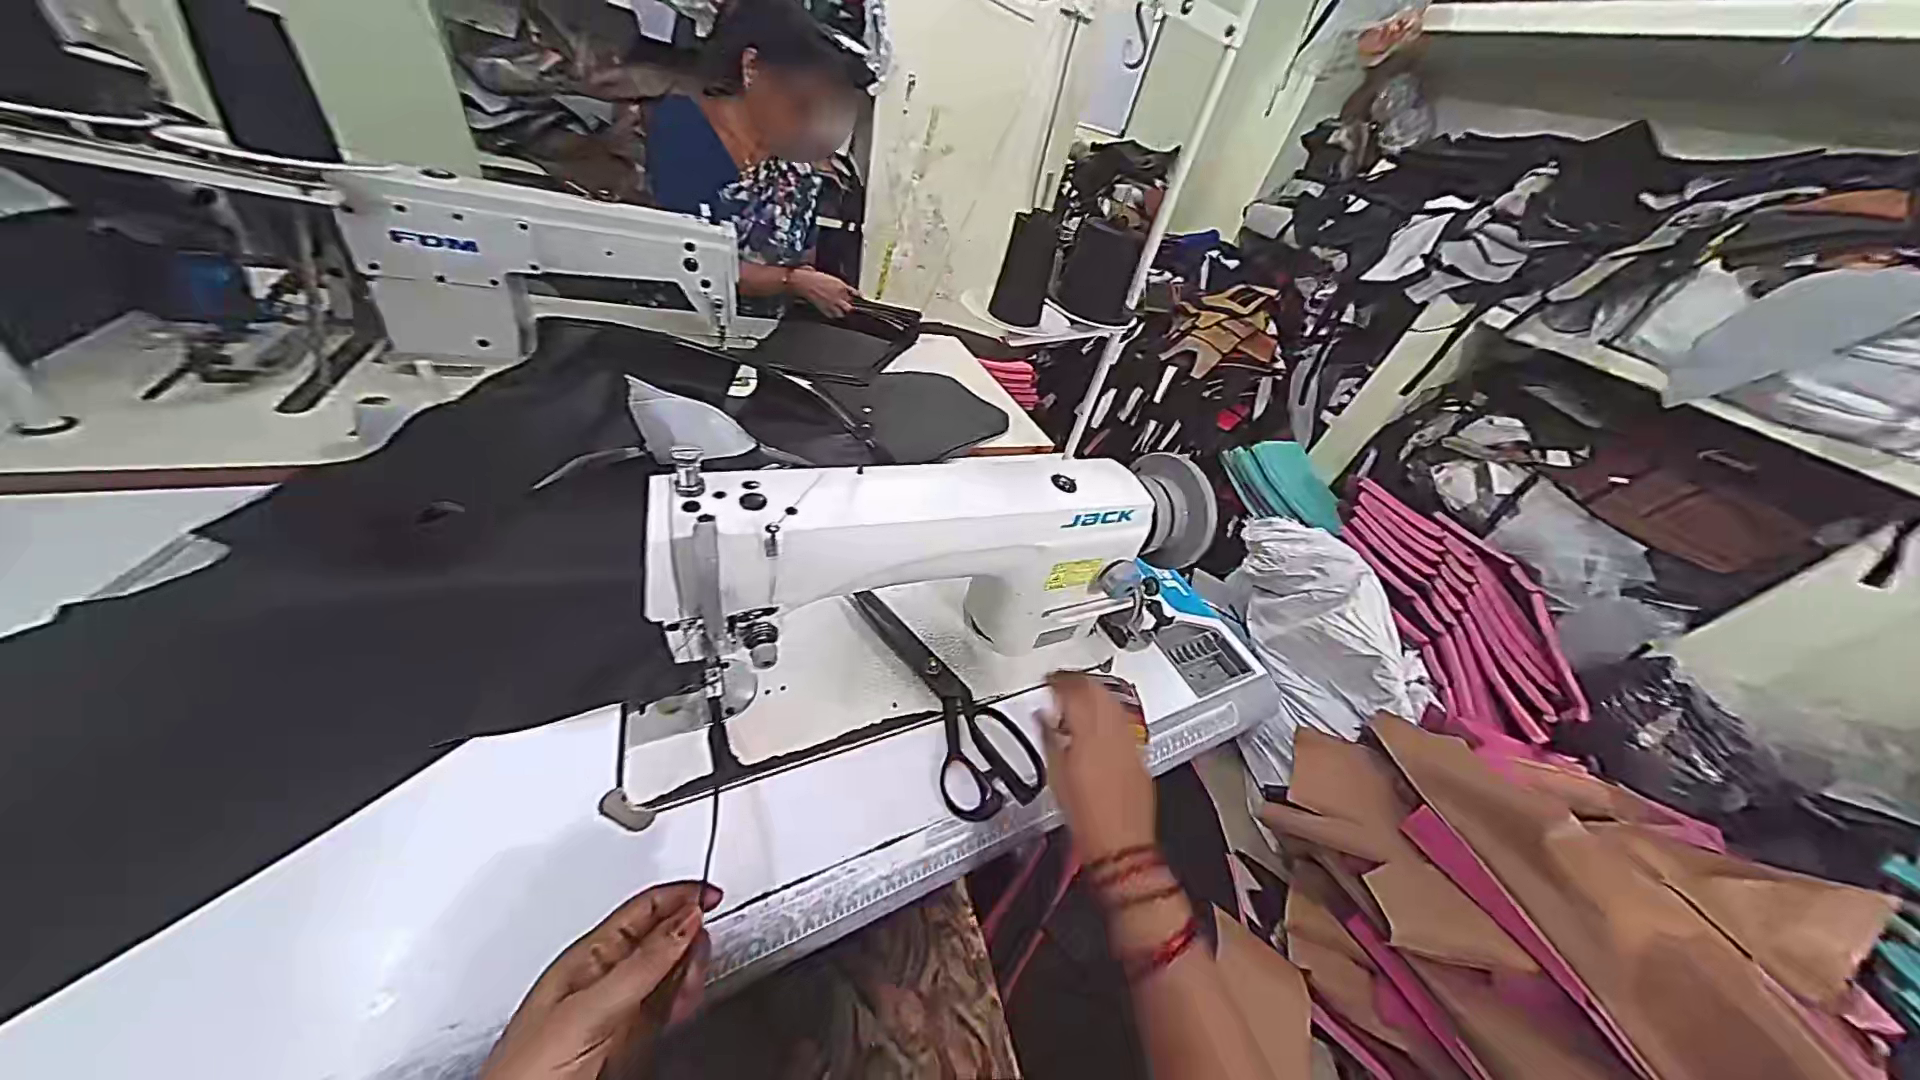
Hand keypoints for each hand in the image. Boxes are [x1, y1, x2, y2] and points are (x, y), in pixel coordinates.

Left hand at [479, 882, 721, 1079]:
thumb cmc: (525, 1075)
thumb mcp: (591, 1008)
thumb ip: (644, 961)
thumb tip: (688, 915)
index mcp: (588, 957)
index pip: (645, 908)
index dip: (681, 896)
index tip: (713, 895)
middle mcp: (604, 978)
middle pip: (663, 936)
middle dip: (689, 939)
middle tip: (698, 955)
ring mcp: (616, 1009)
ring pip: (670, 970)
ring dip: (688, 971)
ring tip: (689, 988)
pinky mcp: (627, 1040)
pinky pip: (667, 1003)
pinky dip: (683, 1000)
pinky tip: (682, 1006)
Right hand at [788, 267, 856, 317]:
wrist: (803, 281)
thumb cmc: (813, 276)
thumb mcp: (830, 277)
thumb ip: (838, 284)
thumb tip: (843, 288)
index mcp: (841, 285)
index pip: (854, 293)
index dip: (857, 296)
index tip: (858, 298)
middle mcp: (838, 296)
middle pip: (850, 306)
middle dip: (849, 306)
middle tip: (847, 305)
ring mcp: (832, 304)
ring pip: (842, 313)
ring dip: (842, 312)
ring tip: (839, 310)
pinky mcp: (824, 309)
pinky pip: (832, 315)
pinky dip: (832, 314)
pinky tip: (831, 311)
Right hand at [1043, 672, 1154, 860]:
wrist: (1119, 843)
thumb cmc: (1086, 815)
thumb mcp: (1055, 772)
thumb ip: (1048, 736)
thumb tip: (1042, 717)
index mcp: (1088, 733)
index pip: (1074, 691)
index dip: (1059, 680)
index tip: (1049, 679)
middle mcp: (1112, 732)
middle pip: (1096, 690)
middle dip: (1078, 680)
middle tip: (1062, 681)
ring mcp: (1129, 741)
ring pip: (1112, 701)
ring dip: (1095, 692)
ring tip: (1079, 694)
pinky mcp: (1139, 753)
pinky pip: (1124, 719)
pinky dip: (1109, 710)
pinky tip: (1100, 716)